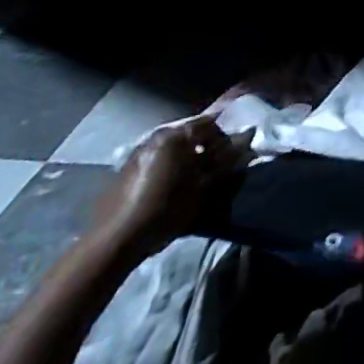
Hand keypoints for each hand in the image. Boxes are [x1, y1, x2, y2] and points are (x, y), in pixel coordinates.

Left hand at [90, 115, 253, 257]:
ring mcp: (138, 151)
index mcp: (176, 136)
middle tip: (212, 168)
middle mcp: (156, 136)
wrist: (116, 239)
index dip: (224, 139)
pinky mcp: (125, 168)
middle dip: (204, 147)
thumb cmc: (166, 209)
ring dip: (185, 156)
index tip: (230, 157)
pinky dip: (168, 164)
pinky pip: (156, 157)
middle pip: (189, 133)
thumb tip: (247, 147)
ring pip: (172, 146)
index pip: (210, 124)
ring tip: (191, 178)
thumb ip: (226, 164)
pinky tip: (169, 186)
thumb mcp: (202, 187)